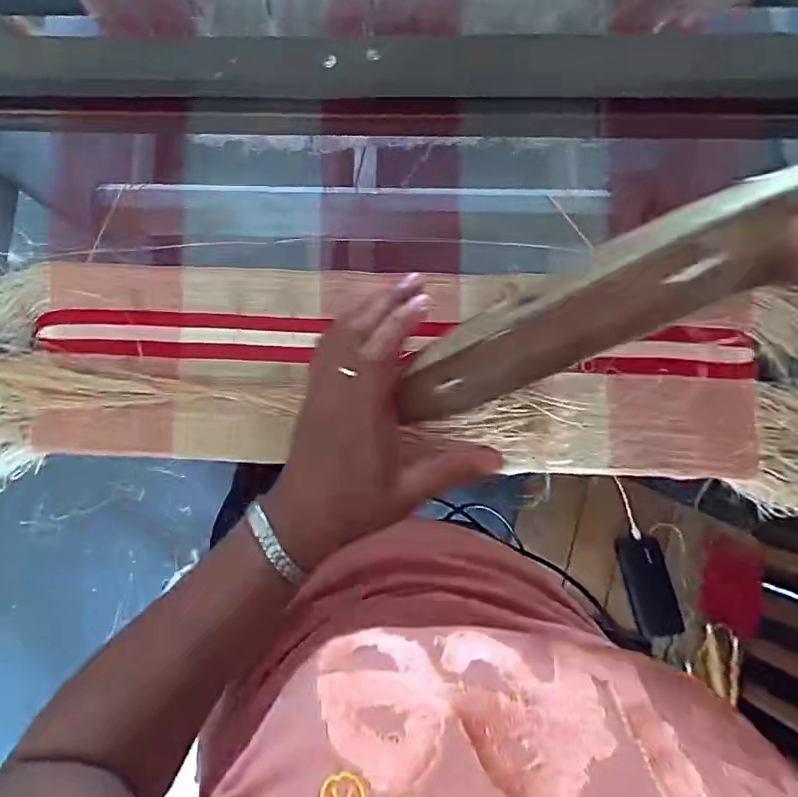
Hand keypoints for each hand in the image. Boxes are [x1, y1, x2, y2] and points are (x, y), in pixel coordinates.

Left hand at [261, 274, 502, 568]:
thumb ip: (450, 469)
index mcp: (361, 409)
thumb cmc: (353, 506)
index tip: (425, 298)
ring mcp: (319, 388)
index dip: (400, 320)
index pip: (379, 350)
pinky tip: (357, 322)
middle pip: (355, 331)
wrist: (298, 517)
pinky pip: (324, 348)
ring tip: (390, 290)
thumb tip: (499, 458)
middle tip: (414, 279)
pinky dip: (343, 326)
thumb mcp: (406, 492)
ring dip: (362, 308)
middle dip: (383, 301)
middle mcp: (336, 389)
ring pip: (335, 334)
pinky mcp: (311, 393)